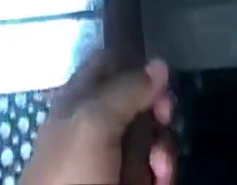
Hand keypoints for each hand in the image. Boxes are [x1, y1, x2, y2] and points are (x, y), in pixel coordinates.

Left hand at [22, 52, 173, 184]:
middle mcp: (97, 128)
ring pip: (151, 139)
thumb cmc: (72, 178)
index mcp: (77, 102)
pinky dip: (164, 174)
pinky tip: (162, 181)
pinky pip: (155, 173)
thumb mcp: (93, 122)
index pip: (107, 65)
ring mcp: (114, 163)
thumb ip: (126, 89)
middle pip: (137, 102)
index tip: (157, 73)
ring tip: (160, 164)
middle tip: (165, 114)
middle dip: (157, 107)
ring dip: (164, 147)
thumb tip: (160, 64)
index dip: (133, 63)